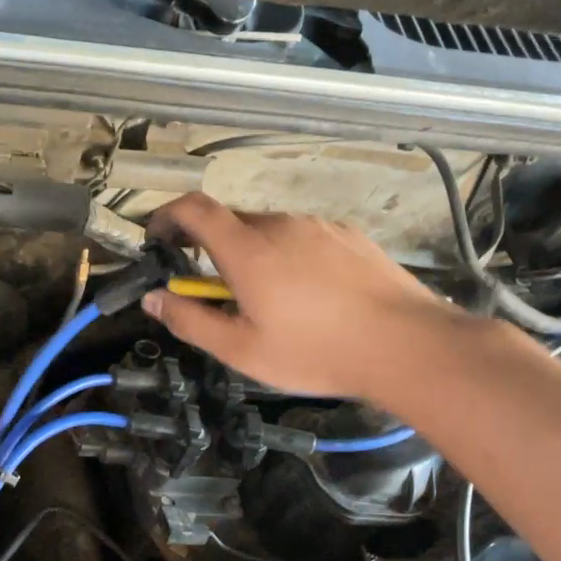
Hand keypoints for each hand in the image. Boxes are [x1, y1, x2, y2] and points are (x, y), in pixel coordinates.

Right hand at [142, 193, 458, 398]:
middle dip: (209, 249)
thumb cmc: (316, 352)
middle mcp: (281, 225)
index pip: (194, 209)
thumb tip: (154, 300)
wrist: (407, 346)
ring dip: (251, 255)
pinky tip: (306, 296)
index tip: (155, 239)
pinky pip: (303, 238)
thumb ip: (190, 321)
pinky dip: (287, 257)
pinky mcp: (350, 236)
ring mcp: (319, 227)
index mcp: (247, 250)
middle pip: (230, 222)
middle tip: (213, 292)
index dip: (166, 216)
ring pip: (269, 231)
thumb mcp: (241, 350)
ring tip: (266, 301)